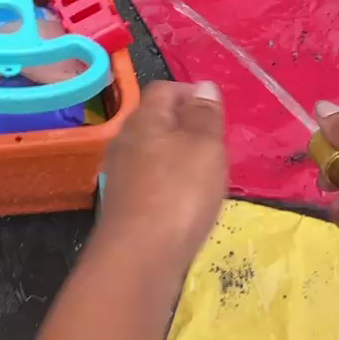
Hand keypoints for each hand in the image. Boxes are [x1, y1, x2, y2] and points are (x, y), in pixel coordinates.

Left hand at [96, 81, 228, 266]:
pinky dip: (170, 181)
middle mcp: (125, 138)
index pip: (164, 89)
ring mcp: (120, 170)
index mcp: (143, 118)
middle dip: (186, 125)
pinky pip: (150, 178)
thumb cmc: (179, 192)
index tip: (218, 111)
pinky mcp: (124, 200)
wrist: (140, 254)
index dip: (191, 93)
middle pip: (156, 119)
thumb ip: (205, 115)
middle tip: (217, 144)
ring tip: (207, 173)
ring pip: (153, 150)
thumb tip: (204, 85)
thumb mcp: (204, 147)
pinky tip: (186, 201)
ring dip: (178, 155)